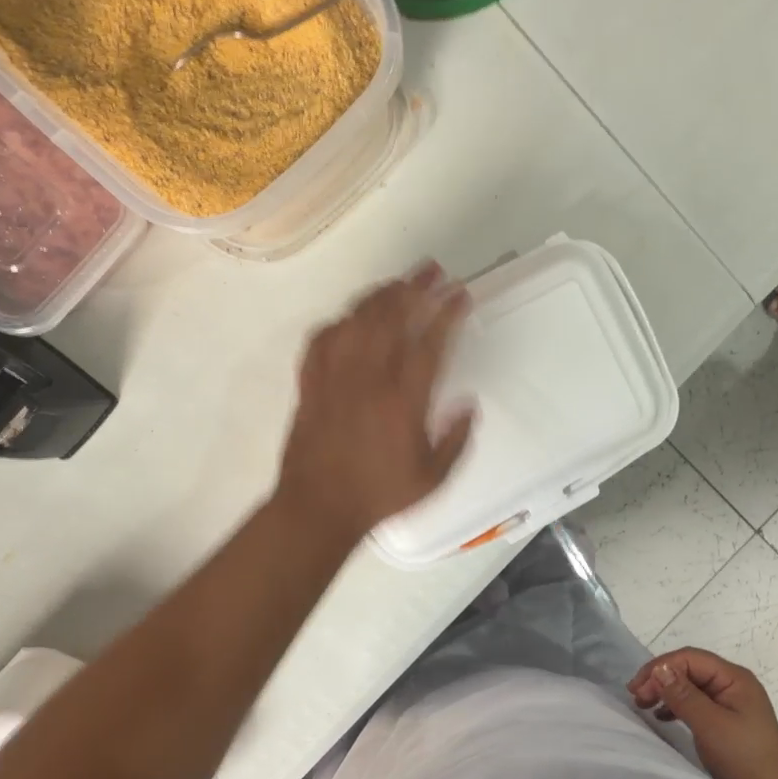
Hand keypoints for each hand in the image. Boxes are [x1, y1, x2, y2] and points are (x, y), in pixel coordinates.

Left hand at [277, 262, 476, 539]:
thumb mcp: (433, 478)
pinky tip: (351, 317)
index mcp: (403, 401)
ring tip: (398, 283)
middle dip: (414, 288)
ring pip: (355, 321)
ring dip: (379, 296)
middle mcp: (368, 379)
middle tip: (432, 270)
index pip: (429, 343)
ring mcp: (334, 378)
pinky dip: (339, 321)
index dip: (447, 313)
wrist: (317, 508)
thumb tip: (468, 404)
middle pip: (390, 318)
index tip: (461, 294)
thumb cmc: (379, 495)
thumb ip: (455, 439)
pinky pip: (322, 339)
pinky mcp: (310, 384)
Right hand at [628, 648, 777, 778]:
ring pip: (690, 686)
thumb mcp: (711, 725)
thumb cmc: (744, 758)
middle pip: (690, 669)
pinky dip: (675, 707)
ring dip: (666, 692)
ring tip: (643, 705)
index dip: (661, 668)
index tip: (637, 690)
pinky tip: (661, 717)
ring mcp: (729, 703)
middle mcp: (732, 684)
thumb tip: (659, 669)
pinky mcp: (724, 721)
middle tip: (636, 698)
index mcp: (734, 678)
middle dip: (661, 678)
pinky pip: (694, 704)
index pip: (691, 658)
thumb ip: (684, 695)